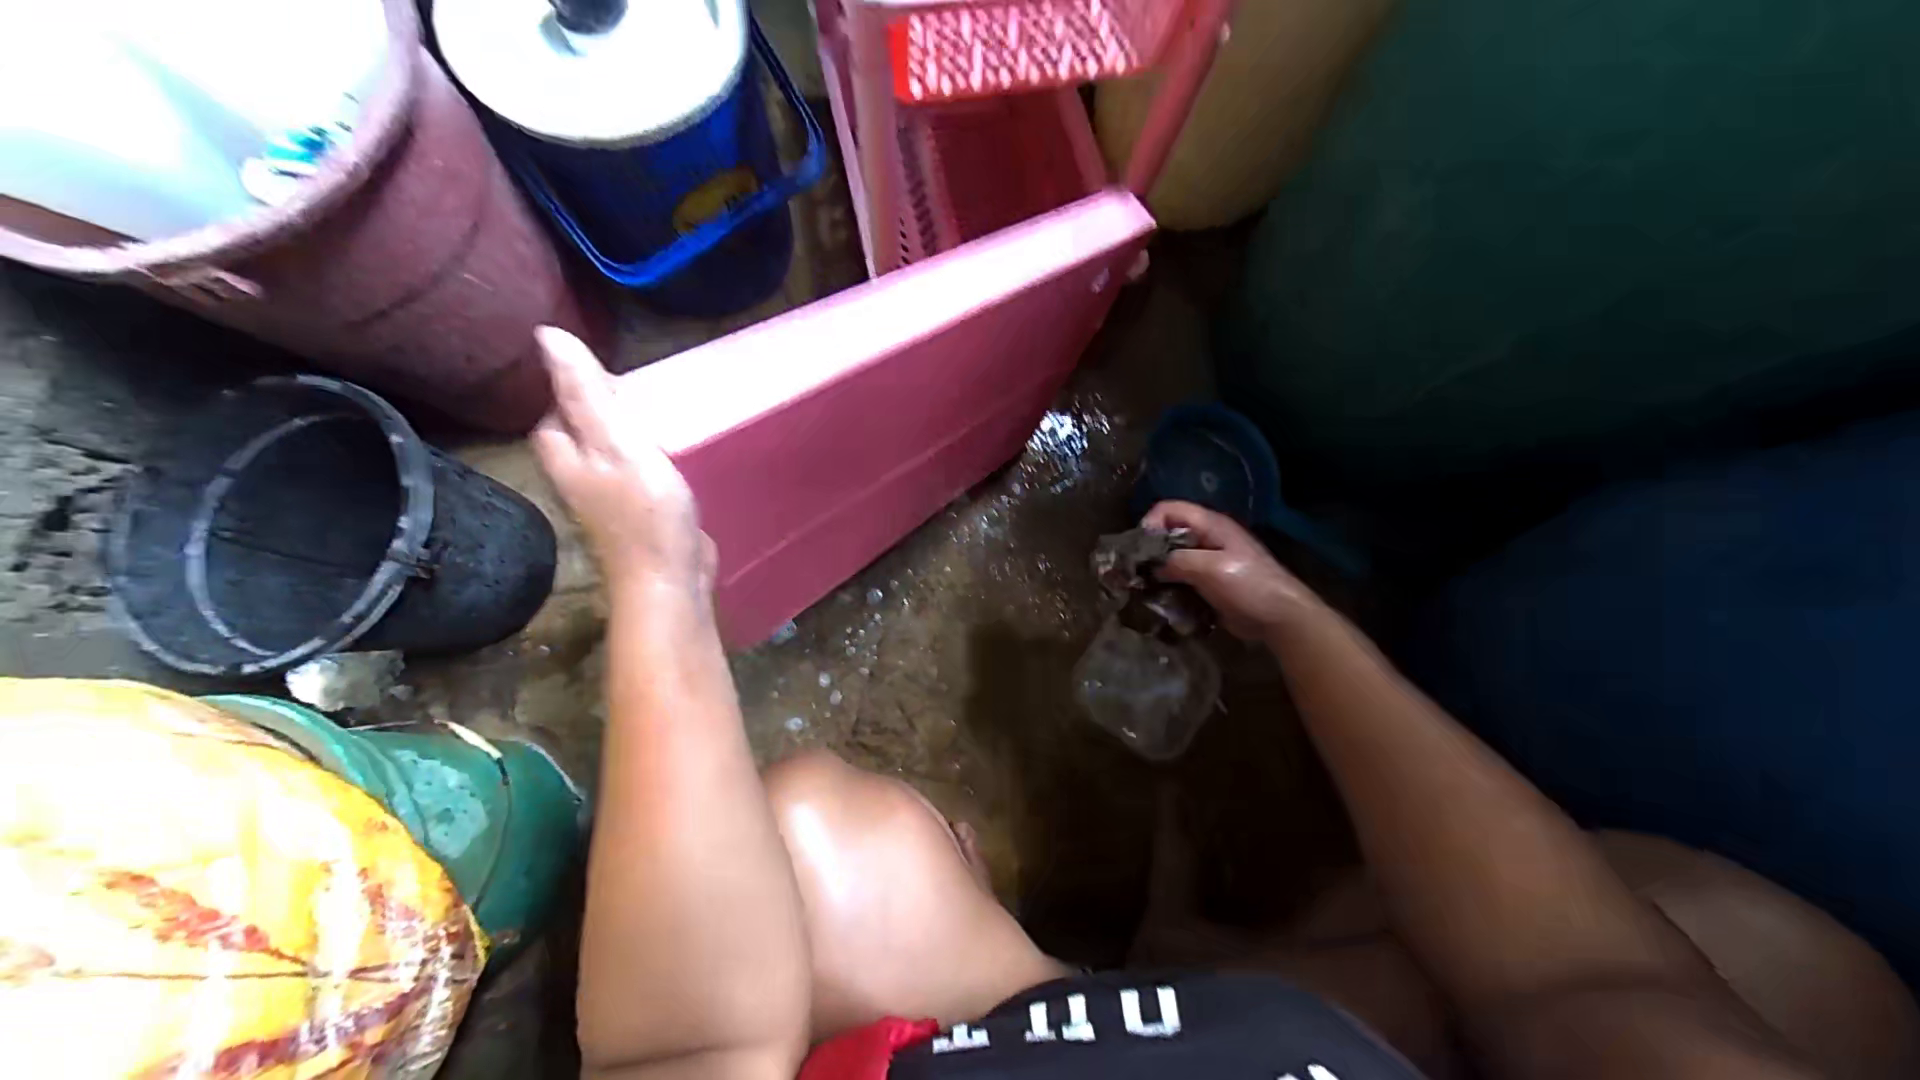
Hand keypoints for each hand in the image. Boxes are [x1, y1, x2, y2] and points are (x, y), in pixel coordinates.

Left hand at [530, 327, 715, 605]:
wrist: (671, 581)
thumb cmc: (645, 512)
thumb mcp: (618, 442)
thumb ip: (586, 393)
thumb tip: (546, 335)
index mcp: (566, 455)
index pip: (556, 408)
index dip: (577, 386)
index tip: (616, 375)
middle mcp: (580, 476)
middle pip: (583, 430)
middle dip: (606, 407)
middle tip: (646, 393)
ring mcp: (611, 499)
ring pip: (612, 452)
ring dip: (632, 432)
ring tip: (665, 416)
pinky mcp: (640, 515)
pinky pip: (639, 473)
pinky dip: (652, 458)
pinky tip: (677, 456)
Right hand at [1142, 501, 1325, 640]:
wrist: (1280, 618)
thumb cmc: (1249, 586)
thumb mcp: (1210, 569)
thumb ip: (1176, 561)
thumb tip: (1148, 566)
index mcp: (1210, 525)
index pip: (1167, 510)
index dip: (1149, 524)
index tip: (1139, 550)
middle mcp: (1206, 538)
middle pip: (1166, 533)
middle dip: (1148, 551)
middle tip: (1135, 572)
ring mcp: (1207, 561)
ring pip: (1170, 558)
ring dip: (1156, 572)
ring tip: (1143, 589)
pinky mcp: (1207, 582)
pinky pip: (1178, 578)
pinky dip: (1167, 586)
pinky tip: (1159, 600)